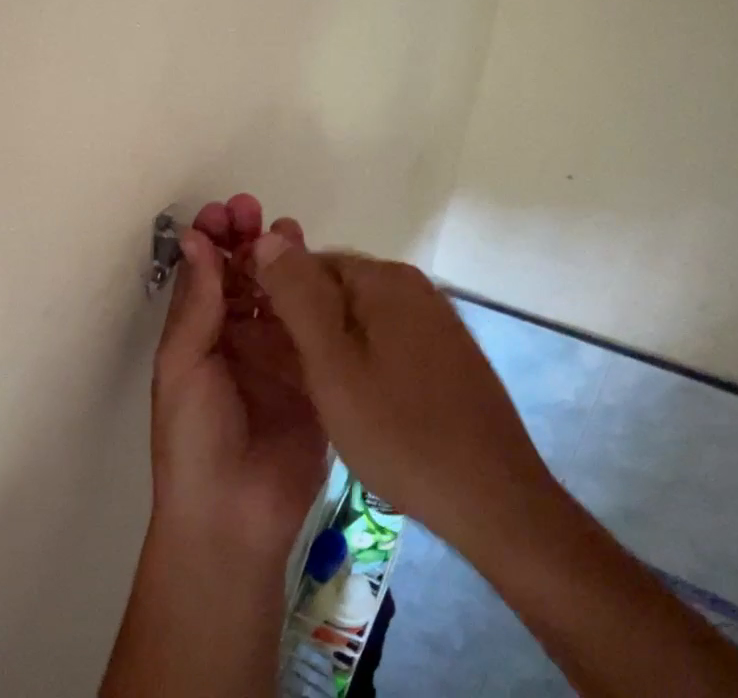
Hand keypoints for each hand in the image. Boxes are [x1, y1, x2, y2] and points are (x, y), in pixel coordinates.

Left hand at [149, 194, 328, 561]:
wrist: (236, 514)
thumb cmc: (194, 436)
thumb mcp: (184, 364)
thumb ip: (197, 303)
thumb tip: (195, 239)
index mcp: (199, 337)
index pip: (207, 277)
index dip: (213, 242)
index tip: (224, 211)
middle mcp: (237, 342)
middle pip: (245, 280)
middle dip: (247, 243)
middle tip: (257, 209)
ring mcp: (279, 360)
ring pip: (282, 299)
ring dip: (282, 264)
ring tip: (289, 229)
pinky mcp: (316, 381)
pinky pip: (317, 334)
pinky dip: (317, 303)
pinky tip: (324, 274)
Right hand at [248, 233, 562, 557]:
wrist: (492, 500)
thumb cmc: (399, 432)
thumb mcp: (332, 364)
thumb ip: (297, 296)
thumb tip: (267, 237)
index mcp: (386, 280)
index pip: (307, 263)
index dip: (270, 294)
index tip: (246, 335)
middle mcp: (415, 289)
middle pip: (334, 289)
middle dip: (296, 320)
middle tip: (268, 368)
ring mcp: (435, 324)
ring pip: (358, 320)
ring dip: (324, 345)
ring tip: (300, 387)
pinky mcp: (445, 358)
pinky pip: (384, 343)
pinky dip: (356, 361)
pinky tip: (345, 398)